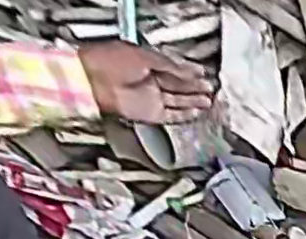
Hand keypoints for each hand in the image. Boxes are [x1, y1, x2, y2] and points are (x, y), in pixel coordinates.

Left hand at [79, 42, 214, 123]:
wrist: (95, 81)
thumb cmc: (110, 62)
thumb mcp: (143, 56)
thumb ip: (167, 64)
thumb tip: (186, 70)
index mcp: (148, 64)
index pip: (174, 69)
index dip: (189, 70)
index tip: (202, 72)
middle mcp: (151, 82)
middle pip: (179, 86)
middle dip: (195, 87)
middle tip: (210, 88)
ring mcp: (152, 99)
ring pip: (179, 101)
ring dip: (194, 102)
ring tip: (208, 101)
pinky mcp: (152, 114)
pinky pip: (173, 116)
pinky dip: (185, 115)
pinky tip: (196, 112)